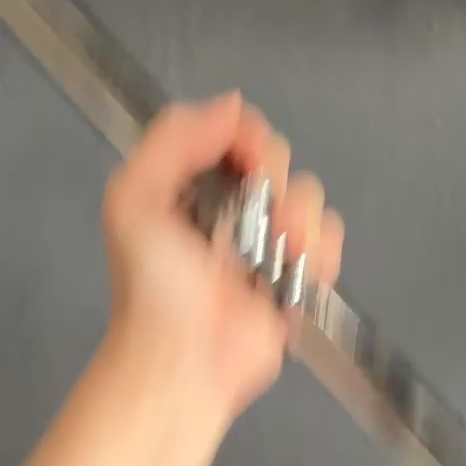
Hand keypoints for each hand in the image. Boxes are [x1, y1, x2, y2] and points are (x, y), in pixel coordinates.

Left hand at [101, 92, 344, 422]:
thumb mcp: (134, 200)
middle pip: (278, 154)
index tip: (246, 162)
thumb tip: (233, 104)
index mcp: (195, 177)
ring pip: (310, 191)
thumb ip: (171, 140)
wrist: (184, 361)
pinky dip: (323, 249)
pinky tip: (299, 269)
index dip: (248, 136)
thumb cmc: (154, 285)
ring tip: (280, 253)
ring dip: (301, 221)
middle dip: (275, 181)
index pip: (237, 127)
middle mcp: (235, 197)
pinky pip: (331, 233)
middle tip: (261, 215)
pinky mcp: (300, 265)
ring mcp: (270, 231)